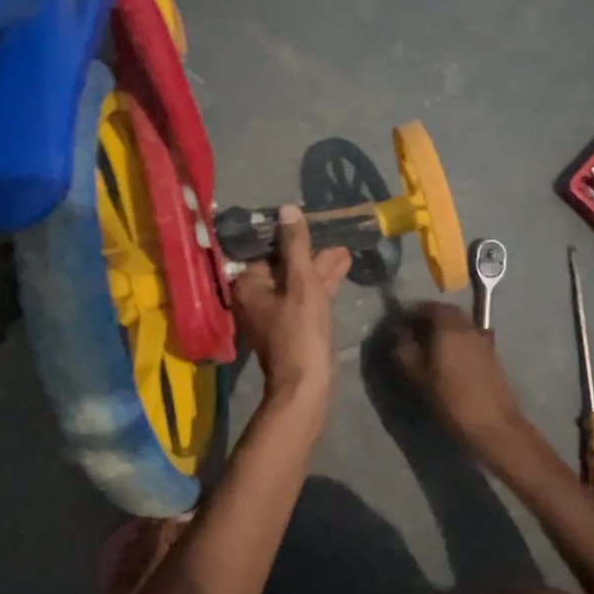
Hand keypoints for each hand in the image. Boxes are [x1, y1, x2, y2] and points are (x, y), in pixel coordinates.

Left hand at [231, 205, 352, 401]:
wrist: (305, 384)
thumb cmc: (300, 330)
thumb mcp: (302, 282)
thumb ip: (296, 245)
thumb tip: (288, 209)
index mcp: (247, 284)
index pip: (266, 249)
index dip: (290, 236)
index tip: (311, 223)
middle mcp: (253, 297)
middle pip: (283, 265)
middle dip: (310, 252)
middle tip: (335, 236)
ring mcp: (271, 313)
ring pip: (296, 282)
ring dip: (320, 267)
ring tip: (346, 251)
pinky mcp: (289, 326)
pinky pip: (303, 297)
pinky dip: (320, 285)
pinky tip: (341, 269)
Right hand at [390, 301, 535, 459]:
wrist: (493, 424)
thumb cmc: (450, 399)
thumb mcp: (417, 376)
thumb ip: (404, 349)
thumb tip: (398, 332)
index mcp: (449, 327)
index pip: (430, 306)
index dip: (414, 311)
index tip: (401, 322)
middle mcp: (469, 327)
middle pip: (448, 312)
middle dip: (430, 317)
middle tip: (415, 332)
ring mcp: (484, 339)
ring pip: (462, 324)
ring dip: (446, 328)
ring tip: (432, 346)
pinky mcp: (493, 354)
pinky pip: (472, 336)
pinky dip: (459, 339)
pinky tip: (452, 357)